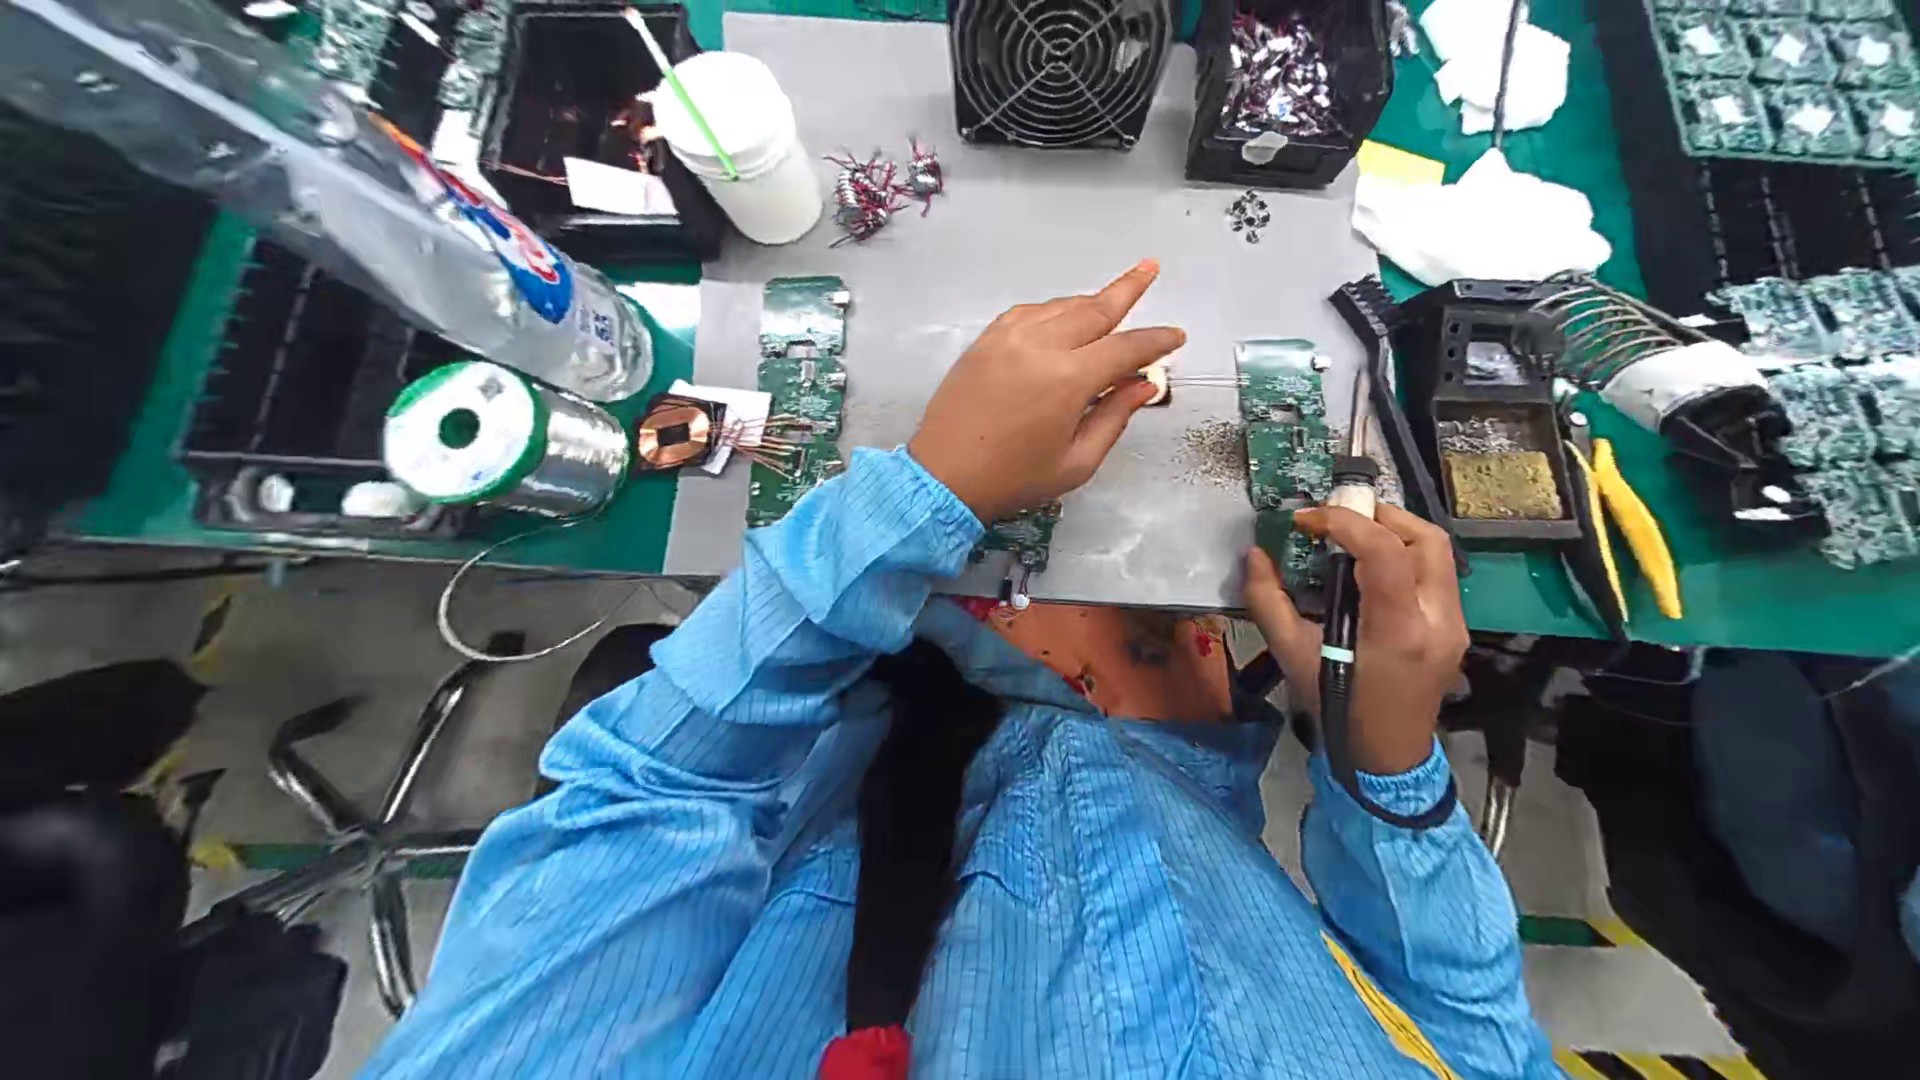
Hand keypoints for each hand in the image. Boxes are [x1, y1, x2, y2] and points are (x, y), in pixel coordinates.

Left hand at [908, 260, 1185, 521]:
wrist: (942, 479)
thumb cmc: (1012, 479)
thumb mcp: (1076, 462)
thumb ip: (1114, 418)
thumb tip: (1143, 386)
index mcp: (1067, 380)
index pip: (1125, 348)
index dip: (1155, 342)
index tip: (1175, 337)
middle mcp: (1038, 347)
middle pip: (1093, 309)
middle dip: (1127, 290)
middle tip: (1150, 270)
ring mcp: (1006, 339)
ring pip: (1059, 307)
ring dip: (1088, 303)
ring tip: (1111, 302)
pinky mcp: (983, 343)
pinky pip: (1025, 314)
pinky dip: (1050, 311)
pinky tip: (1060, 319)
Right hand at [1243, 503, 1468, 775]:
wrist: (1385, 751)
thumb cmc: (1335, 704)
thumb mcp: (1290, 653)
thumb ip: (1267, 599)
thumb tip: (1255, 555)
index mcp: (1397, 628)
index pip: (1384, 552)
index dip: (1344, 523)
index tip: (1307, 520)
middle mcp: (1438, 619)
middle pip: (1426, 539)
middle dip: (1378, 514)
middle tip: (1336, 515)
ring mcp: (1454, 622)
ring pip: (1437, 551)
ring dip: (1393, 529)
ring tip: (1350, 531)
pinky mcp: (1454, 625)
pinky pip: (1435, 571)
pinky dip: (1402, 552)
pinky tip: (1367, 564)